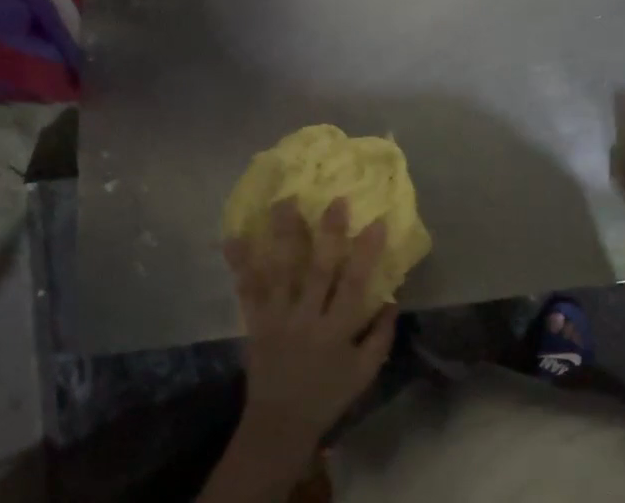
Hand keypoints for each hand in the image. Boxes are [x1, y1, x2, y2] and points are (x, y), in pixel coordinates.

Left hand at [224, 198, 395, 443]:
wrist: (280, 424)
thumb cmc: (328, 395)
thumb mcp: (365, 372)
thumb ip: (380, 335)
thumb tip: (391, 297)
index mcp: (337, 331)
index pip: (356, 285)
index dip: (366, 253)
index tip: (376, 222)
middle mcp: (307, 319)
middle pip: (318, 270)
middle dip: (328, 234)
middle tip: (334, 201)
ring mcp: (278, 319)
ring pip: (281, 271)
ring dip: (282, 236)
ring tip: (284, 202)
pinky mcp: (255, 323)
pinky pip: (247, 290)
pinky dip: (240, 264)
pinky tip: (233, 237)